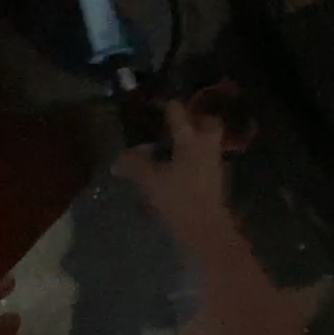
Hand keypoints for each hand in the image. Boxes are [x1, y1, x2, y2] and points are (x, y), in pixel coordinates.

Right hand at [113, 100, 234, 244]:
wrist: (206, 231)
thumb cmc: (178, 199)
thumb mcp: (149, 180)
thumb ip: (133, 165)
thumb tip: (117, 160)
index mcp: (190, 139)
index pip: (178, 110)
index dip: (163, 104)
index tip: (151, 103)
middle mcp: (206, 145)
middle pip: (207, 121)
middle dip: (194, 118)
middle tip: (174, 122)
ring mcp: (215, 163)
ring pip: (208, 141)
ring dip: (194, 138)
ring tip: (171, 144)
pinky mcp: (216, 180)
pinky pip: (206, 159)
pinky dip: (193, 157)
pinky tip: (176, 166)